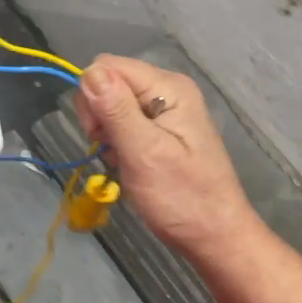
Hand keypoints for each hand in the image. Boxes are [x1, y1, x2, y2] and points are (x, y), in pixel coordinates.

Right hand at [74, 55, 259, 256]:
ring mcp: (164, 108)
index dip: (92, 97)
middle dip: (96, 113)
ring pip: (110, 102)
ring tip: (121, 158)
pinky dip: (114, 140)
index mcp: (169, 87)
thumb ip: (117, 111)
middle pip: (107, 81)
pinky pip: (120, 120)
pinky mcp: (158, 127)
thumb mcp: (144, 153)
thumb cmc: (181, 197)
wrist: (212, 235)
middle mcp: (167, 89)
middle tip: (108, 148)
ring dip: (104, 130)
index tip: (98, 134)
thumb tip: (89, 72)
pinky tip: (126, 160)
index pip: (107, 67)